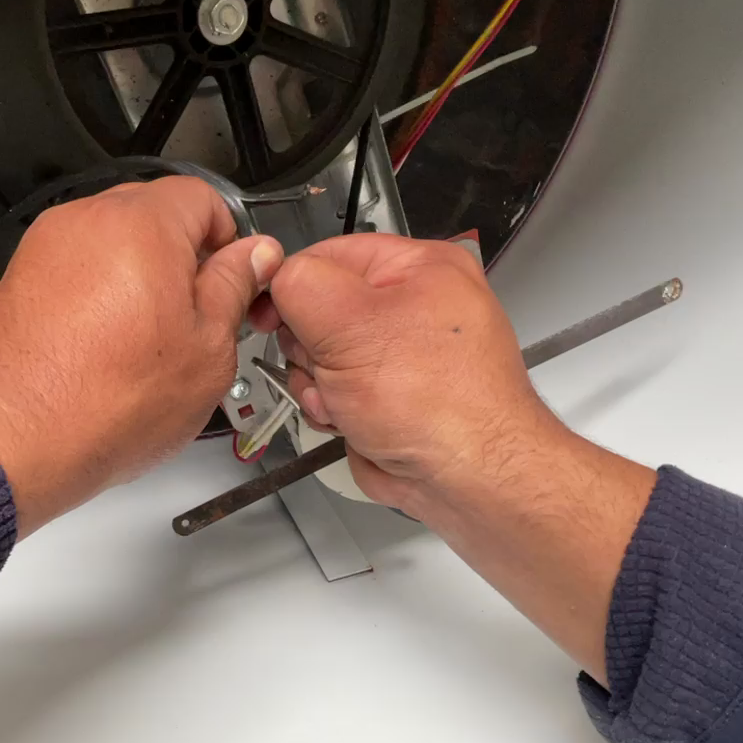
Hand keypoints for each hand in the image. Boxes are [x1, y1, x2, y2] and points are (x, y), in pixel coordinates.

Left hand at [0, 177, 282, 536]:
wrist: (18, 439)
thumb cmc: (108, 404)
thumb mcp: (206, 351)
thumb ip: (234, 288)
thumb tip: (254, 255)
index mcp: (144, 225)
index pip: (203, 196)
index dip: (228, 237)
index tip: (232, 279)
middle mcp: (89, 220)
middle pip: (155, 213)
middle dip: (182, 257)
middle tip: (193, 316)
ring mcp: (48, 246)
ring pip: (113, 242)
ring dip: (138, 275)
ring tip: (143, 341)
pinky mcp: (22, 276)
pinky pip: (76, 267)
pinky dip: (98, 292)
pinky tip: (103, 345)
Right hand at [257, 234, 655, 681]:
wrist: (473, 487)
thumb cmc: (442, 411)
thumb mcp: (352, 329)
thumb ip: (301, 286)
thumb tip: (273, 272)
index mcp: (413, 270)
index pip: (322, 256)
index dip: (287, 290)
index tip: (269, 317)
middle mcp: (410, 312)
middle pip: (314, 314)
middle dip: (308, 350)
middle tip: (334, 374)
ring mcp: (399, 359)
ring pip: (317, 361)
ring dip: (320, 388)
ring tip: (357, 407)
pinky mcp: (389, 402)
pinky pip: (331, 396)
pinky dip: (335, 414)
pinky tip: (362, 426)